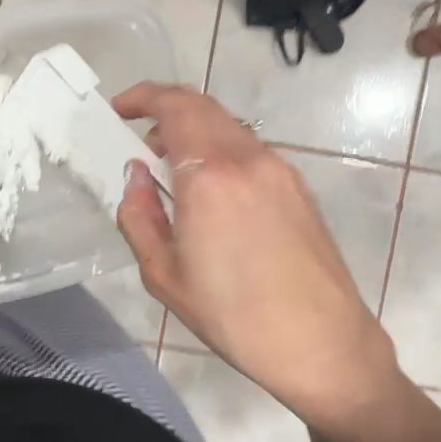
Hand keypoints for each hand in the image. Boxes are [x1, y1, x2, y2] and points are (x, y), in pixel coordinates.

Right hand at [112, 82, 396, 413]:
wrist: (321, 344)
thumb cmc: (232, 316)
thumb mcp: (163, 274)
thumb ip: (139, 217)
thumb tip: (136, 178)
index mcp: (209, 177)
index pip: (175, 107)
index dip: (143, 97)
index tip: (119, 109)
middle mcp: (248, 161)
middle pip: (203, 107)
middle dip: (166, 110)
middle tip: (140, 140)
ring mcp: (280, 171)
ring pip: (228, 128)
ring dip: (194, 133)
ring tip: (170, 171)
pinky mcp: (298, 189)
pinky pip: (249, 152)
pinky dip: (219, 153)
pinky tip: (208, 193)